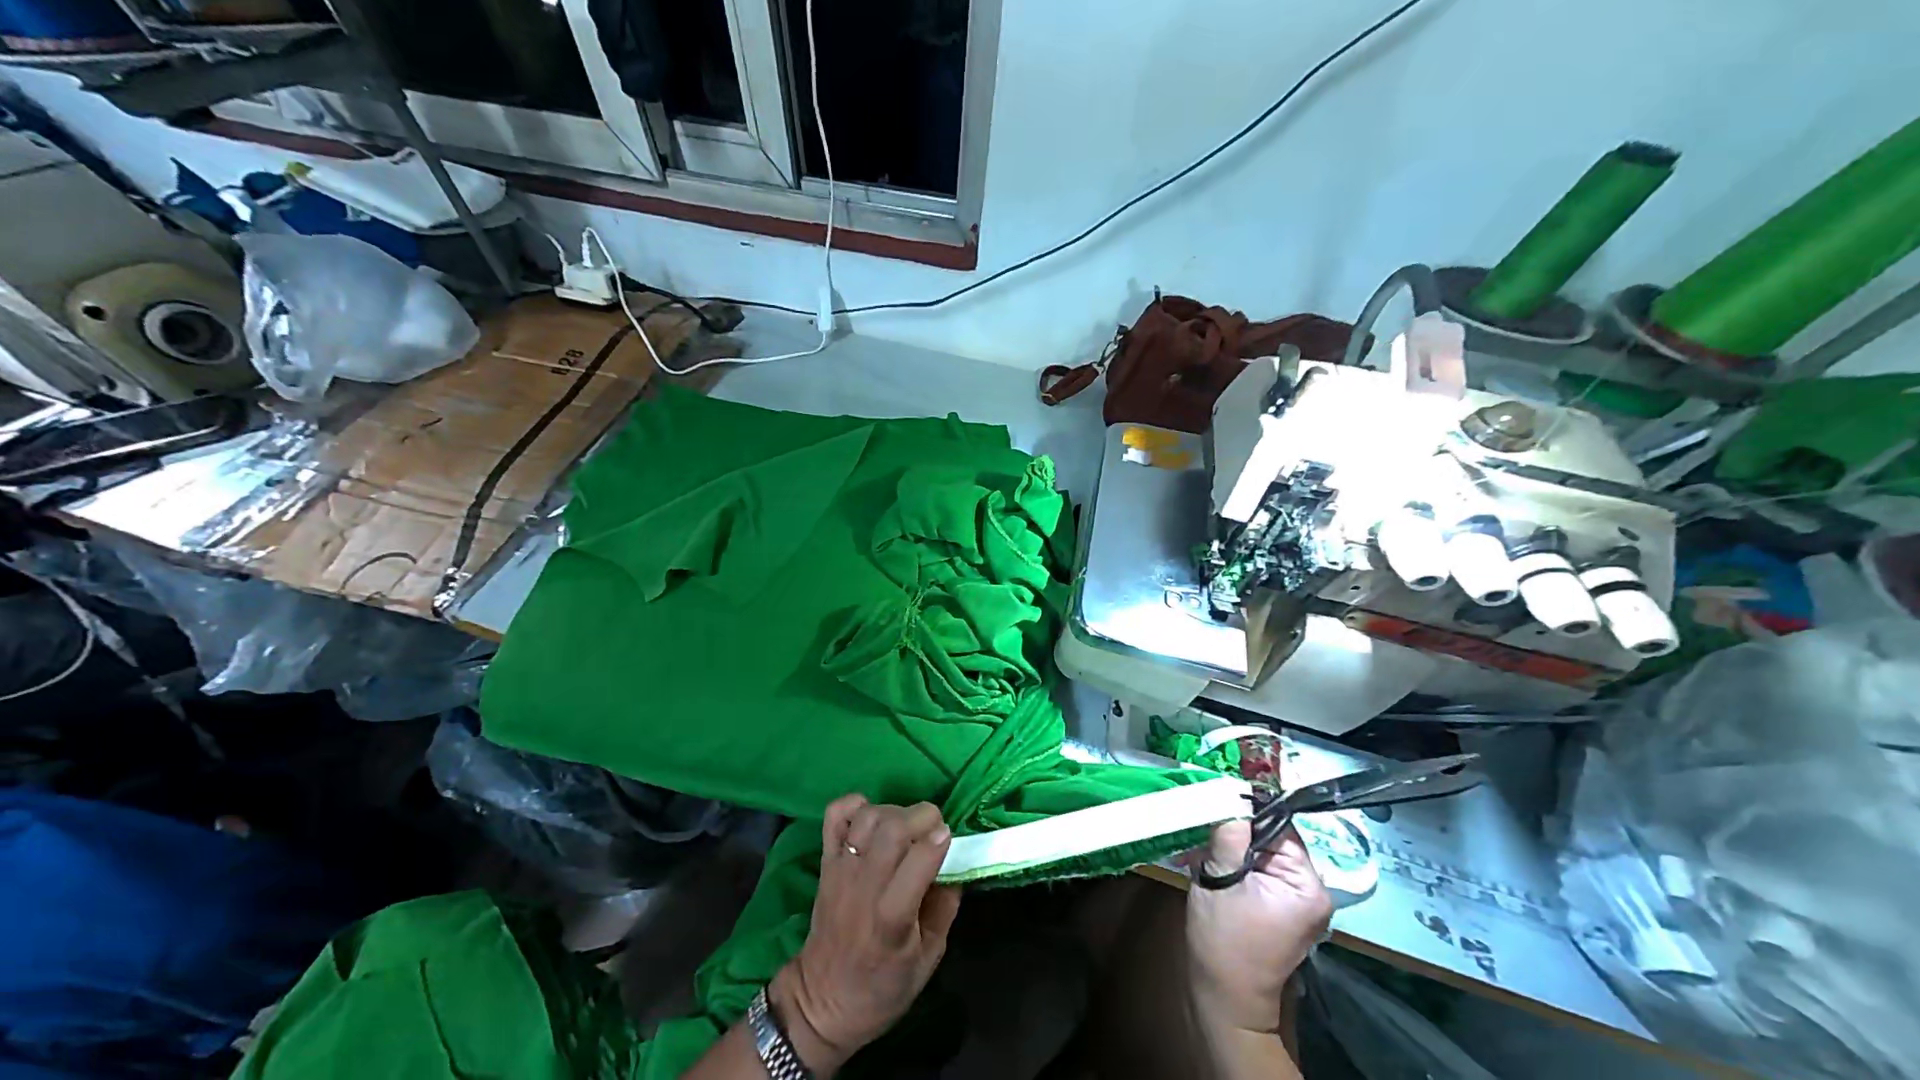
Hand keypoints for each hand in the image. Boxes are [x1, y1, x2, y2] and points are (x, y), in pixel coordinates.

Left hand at [771, 796, 960, 1072]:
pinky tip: (872, 817)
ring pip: (867, 816)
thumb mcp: (929, 958)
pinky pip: (835, 815)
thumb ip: (945, 907)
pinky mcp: (826, 862)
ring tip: (906, 827)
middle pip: (891, 828)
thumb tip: (958, 865)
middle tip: (934, 829)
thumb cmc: (882, 986)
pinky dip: (855, 805)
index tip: (950, 839)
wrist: (822, 1000)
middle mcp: (863, 888)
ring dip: (894, 811)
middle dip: (922, 817)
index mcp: (891, 920)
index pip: (916, 861)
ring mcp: (840, 870)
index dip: (938, 841)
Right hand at [1185, 820, 1332, 1033]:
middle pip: (1270, 837)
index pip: (1278, 826)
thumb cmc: (1223, 942)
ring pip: (1260, 851)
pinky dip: (1234, 864)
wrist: (1227, 999)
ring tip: (1202, 853)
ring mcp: (1298, 900)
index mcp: (1306, 884)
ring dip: (1230, 848)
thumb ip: (1229, 836)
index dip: (1245, 812)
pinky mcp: (1282, 907)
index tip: (1212, 803)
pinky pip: (1259, 869)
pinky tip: (1210, 868)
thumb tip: (1229, 796)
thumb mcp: (1220, 880)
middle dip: (1235, 832)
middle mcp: (1312, 889)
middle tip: (1201, 830)